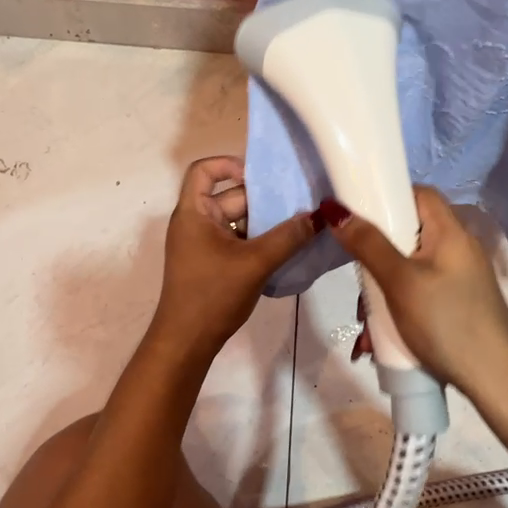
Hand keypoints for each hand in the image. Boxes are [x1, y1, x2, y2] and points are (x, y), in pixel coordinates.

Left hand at [152, 157, 318, 353]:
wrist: (187, 342)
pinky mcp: (212, 262)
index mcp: (194, 212)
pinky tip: (287, 249)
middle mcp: (195, 222)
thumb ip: (289, 237)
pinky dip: (259, 241)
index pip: (204, 170)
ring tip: (300, 225)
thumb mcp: (255, 263)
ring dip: (265, 223)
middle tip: (299, 202)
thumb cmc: (213, 295)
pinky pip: (238, 240)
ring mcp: (203, 244)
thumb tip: (320, 215)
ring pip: (238, 220)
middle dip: (263, 199)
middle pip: (230, 196)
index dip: (230, 165)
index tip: (261, 177)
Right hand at [327, 186, 507, 396]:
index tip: (358, 216)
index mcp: (450, 232)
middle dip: (375, 259)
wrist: (497, 381)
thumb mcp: (400, 282)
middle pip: (408, 234)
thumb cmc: (447, 322)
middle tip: (358, 284)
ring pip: (409, 270)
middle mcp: (458, 249)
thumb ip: (368, 244)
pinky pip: (419, 295)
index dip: (388, 196)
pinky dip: (397, 311)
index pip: (419, 193)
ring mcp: (460, 279)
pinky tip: (380, 341)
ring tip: (366, 328)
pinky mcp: (458, 304)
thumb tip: (335, 209)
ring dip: (381, 294)